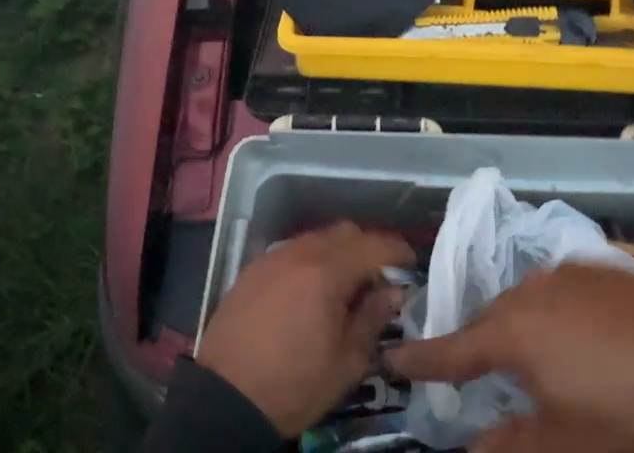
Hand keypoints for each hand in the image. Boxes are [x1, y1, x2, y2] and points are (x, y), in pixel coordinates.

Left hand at [196, 223, 411, 435]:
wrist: (224, 401)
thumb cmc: (294, 385)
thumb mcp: (347, 362)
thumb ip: (373, 318)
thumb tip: (392, 291)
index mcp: (327, 272)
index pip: (374, 244)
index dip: (397, 249)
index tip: (409, 263)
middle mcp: (299, 254)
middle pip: (344, 233)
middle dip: (367, 248)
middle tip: (377, 278)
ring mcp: (271, 260)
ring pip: (316, 239)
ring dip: (337, 254)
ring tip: (343, 287)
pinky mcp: (251, 272)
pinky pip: (291, 253)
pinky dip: (309, 262)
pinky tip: (309, 292)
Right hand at [385, 262, 633, 452]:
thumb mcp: (567, 446)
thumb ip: (510, 445)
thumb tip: (470, 448)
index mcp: (519, 329)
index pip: (454, 348)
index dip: (423, 359)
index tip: (395, 361)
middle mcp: (541, 288)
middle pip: (494, 317)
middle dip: (478, 344)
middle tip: (467, 370)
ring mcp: (581, 274)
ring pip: (531, 299)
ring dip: (520, 326)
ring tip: (526, 357)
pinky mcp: (616, 272)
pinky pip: (566, 290)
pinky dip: (556, 313)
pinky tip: (579, 338)